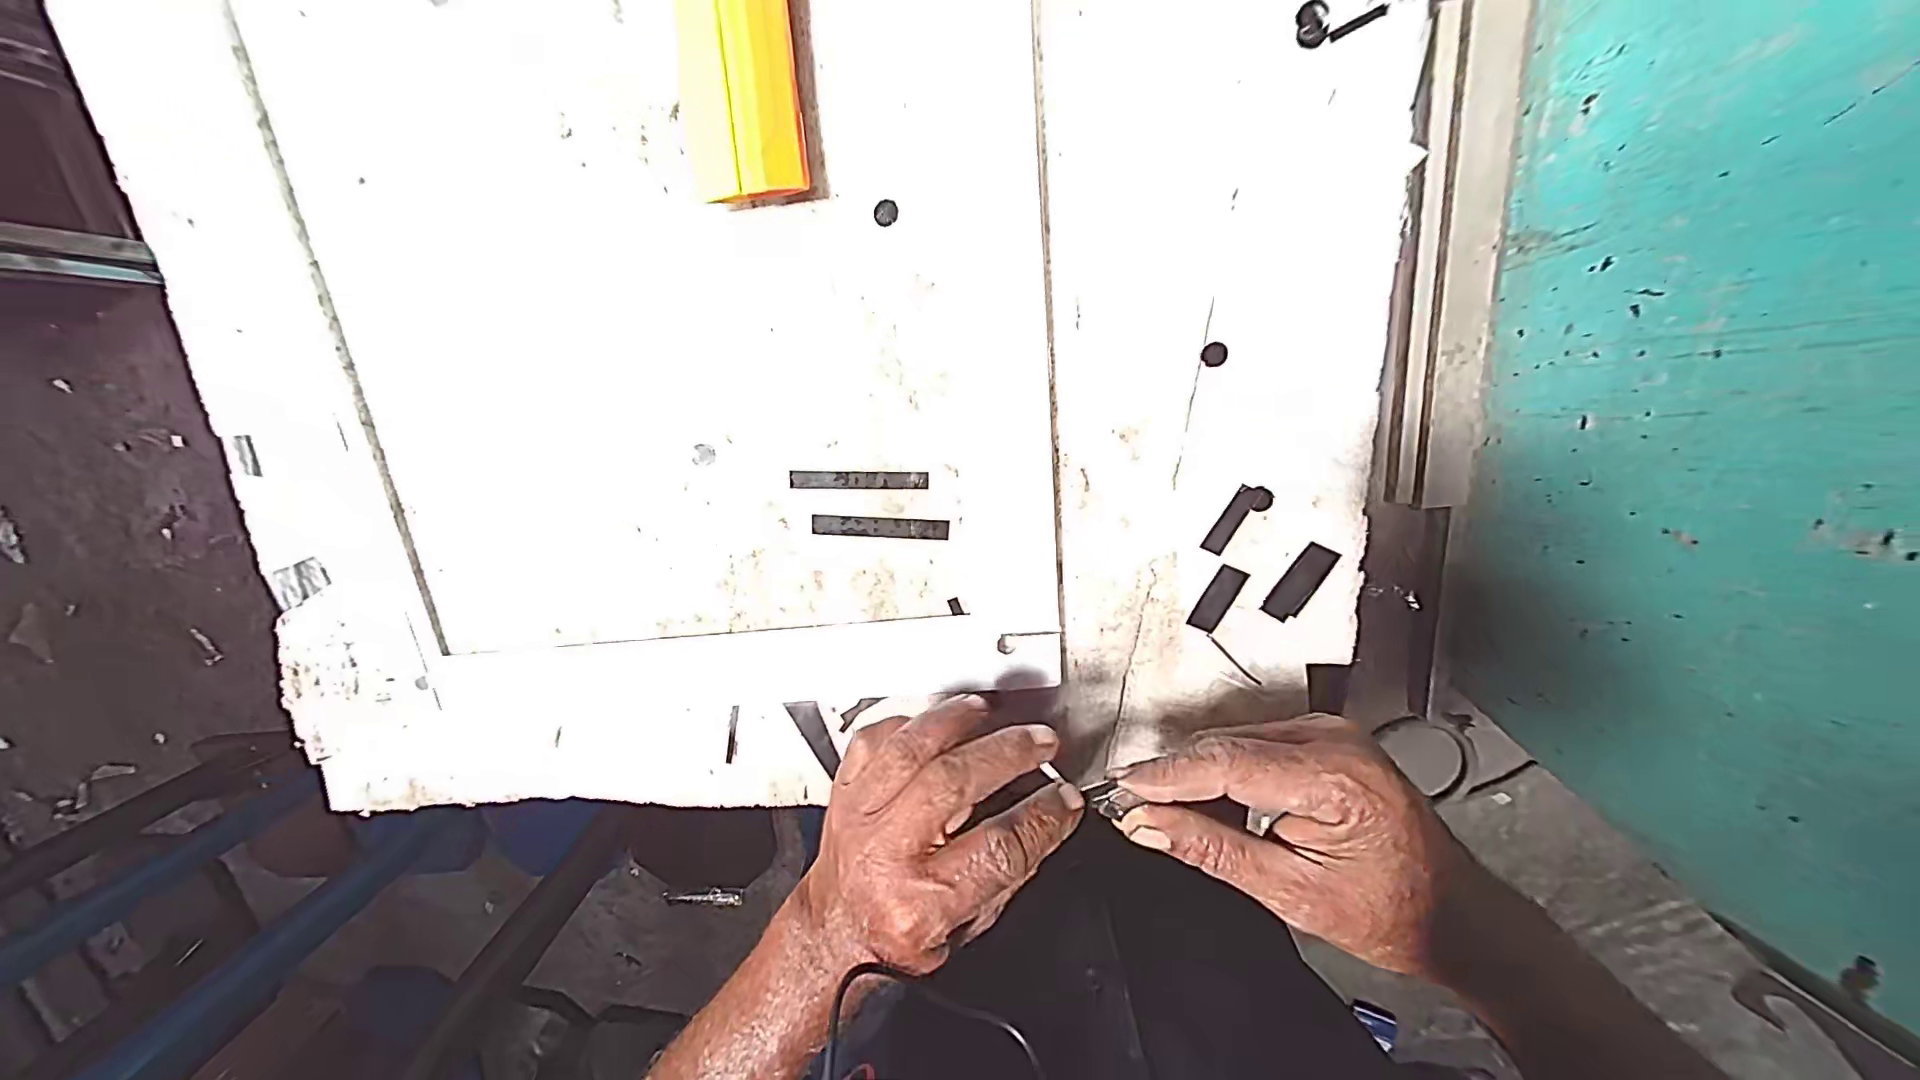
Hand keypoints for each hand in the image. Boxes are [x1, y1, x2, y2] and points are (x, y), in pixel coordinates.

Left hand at [792, 694, 1083, 975]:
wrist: (838, 931)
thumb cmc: (899, 934)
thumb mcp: (969, 926)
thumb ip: (1012, 871)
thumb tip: (1048, 815)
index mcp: (921, 903)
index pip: (997, 847)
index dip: (1043, 816)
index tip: (1065, 797)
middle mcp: (885, 854)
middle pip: (953, 782)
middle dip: (1009, 753)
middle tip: (1040, 742)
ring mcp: (859, 816)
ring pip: (911, 749)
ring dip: (958, 722)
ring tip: (991, 713)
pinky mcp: (844, 790)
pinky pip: (875, 738)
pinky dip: (911, 721)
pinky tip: (937, 719)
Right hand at [1113, 713, 1487, 978]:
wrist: (1455, 913)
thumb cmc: (1395, 910)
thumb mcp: (1291, 893)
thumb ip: (1211, 849)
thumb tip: (1150, 824)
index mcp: (1333, 777)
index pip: (1223, 763)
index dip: (1165, 776)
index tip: (1125, 790)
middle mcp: (1332, 739)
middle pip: (1222, 745)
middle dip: (1173, 776)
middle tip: (1136, 806)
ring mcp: (1328, 732)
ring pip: (1231, 739)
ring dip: (1196, 773)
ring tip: (1171, 810)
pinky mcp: (1322, 736)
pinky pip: (1251, 741)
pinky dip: (1223, 768)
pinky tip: (1214, 799)